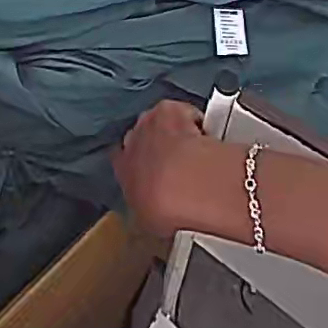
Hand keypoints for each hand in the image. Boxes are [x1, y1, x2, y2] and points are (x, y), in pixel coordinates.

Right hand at [113, 100, 215, 237]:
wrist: (179, 181)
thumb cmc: (162, 205)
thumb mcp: (149, 218)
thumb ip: (147, 205)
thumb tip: (156, 210)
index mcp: (123, 170)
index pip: (122, 158)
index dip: (139, 159)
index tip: (153, 166)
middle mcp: (131, 142)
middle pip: (141, 134)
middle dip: (156, 141)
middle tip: (177, 155)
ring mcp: (147, 122)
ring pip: (159, 119)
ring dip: (173, 128)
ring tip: (194, 143)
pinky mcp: (167, 108)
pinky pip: (180, 110)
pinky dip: (192, 117)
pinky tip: (204, 130)